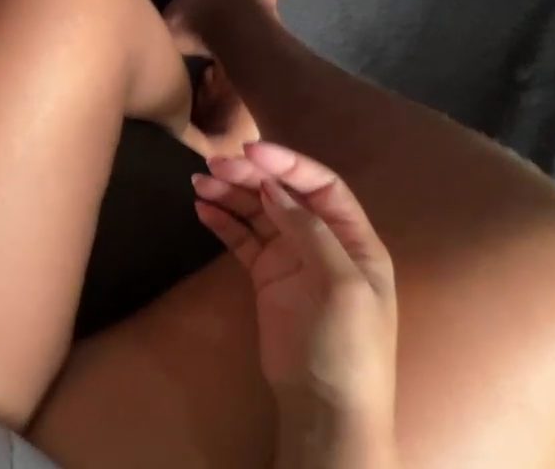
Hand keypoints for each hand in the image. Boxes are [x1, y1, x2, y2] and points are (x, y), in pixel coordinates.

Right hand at [192, 142, 398, 465]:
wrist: (324, 404)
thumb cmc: (346, 346)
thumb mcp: (341, 285)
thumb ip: (310, 231)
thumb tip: (272, 187)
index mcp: (355, 242)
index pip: (322, 187)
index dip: (288, 164)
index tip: (249, 150)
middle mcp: (323, 243)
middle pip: (283, 194)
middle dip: (249, 175)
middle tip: (212, 166)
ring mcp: (292, 259)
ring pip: (257, 211)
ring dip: (229, 193)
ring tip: (198, 183)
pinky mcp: (266, 275)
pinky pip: (241, 237)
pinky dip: (221, 220)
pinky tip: (202, 209)